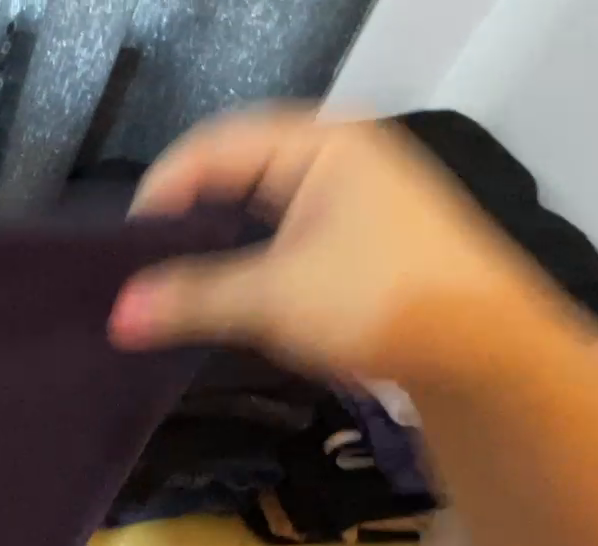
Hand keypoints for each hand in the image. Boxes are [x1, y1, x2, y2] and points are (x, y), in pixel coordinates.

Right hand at [107, 108, 578, 384]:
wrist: (481, 351)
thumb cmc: (377, 301)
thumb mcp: (272, 298)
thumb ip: (190, 302)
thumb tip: (117, 318)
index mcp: (319, 143)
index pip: (213, 146)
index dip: (160, 191)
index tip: (125, 249)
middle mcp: (336, 152)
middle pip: (233, 168)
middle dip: (183, 214)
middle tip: (142, 263)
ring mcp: (350, 192)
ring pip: (256, 201)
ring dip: (212, 237)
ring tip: (172, 277)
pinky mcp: (356, 233)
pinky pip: (278, 228)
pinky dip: (243, 252)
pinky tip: (223, 285)